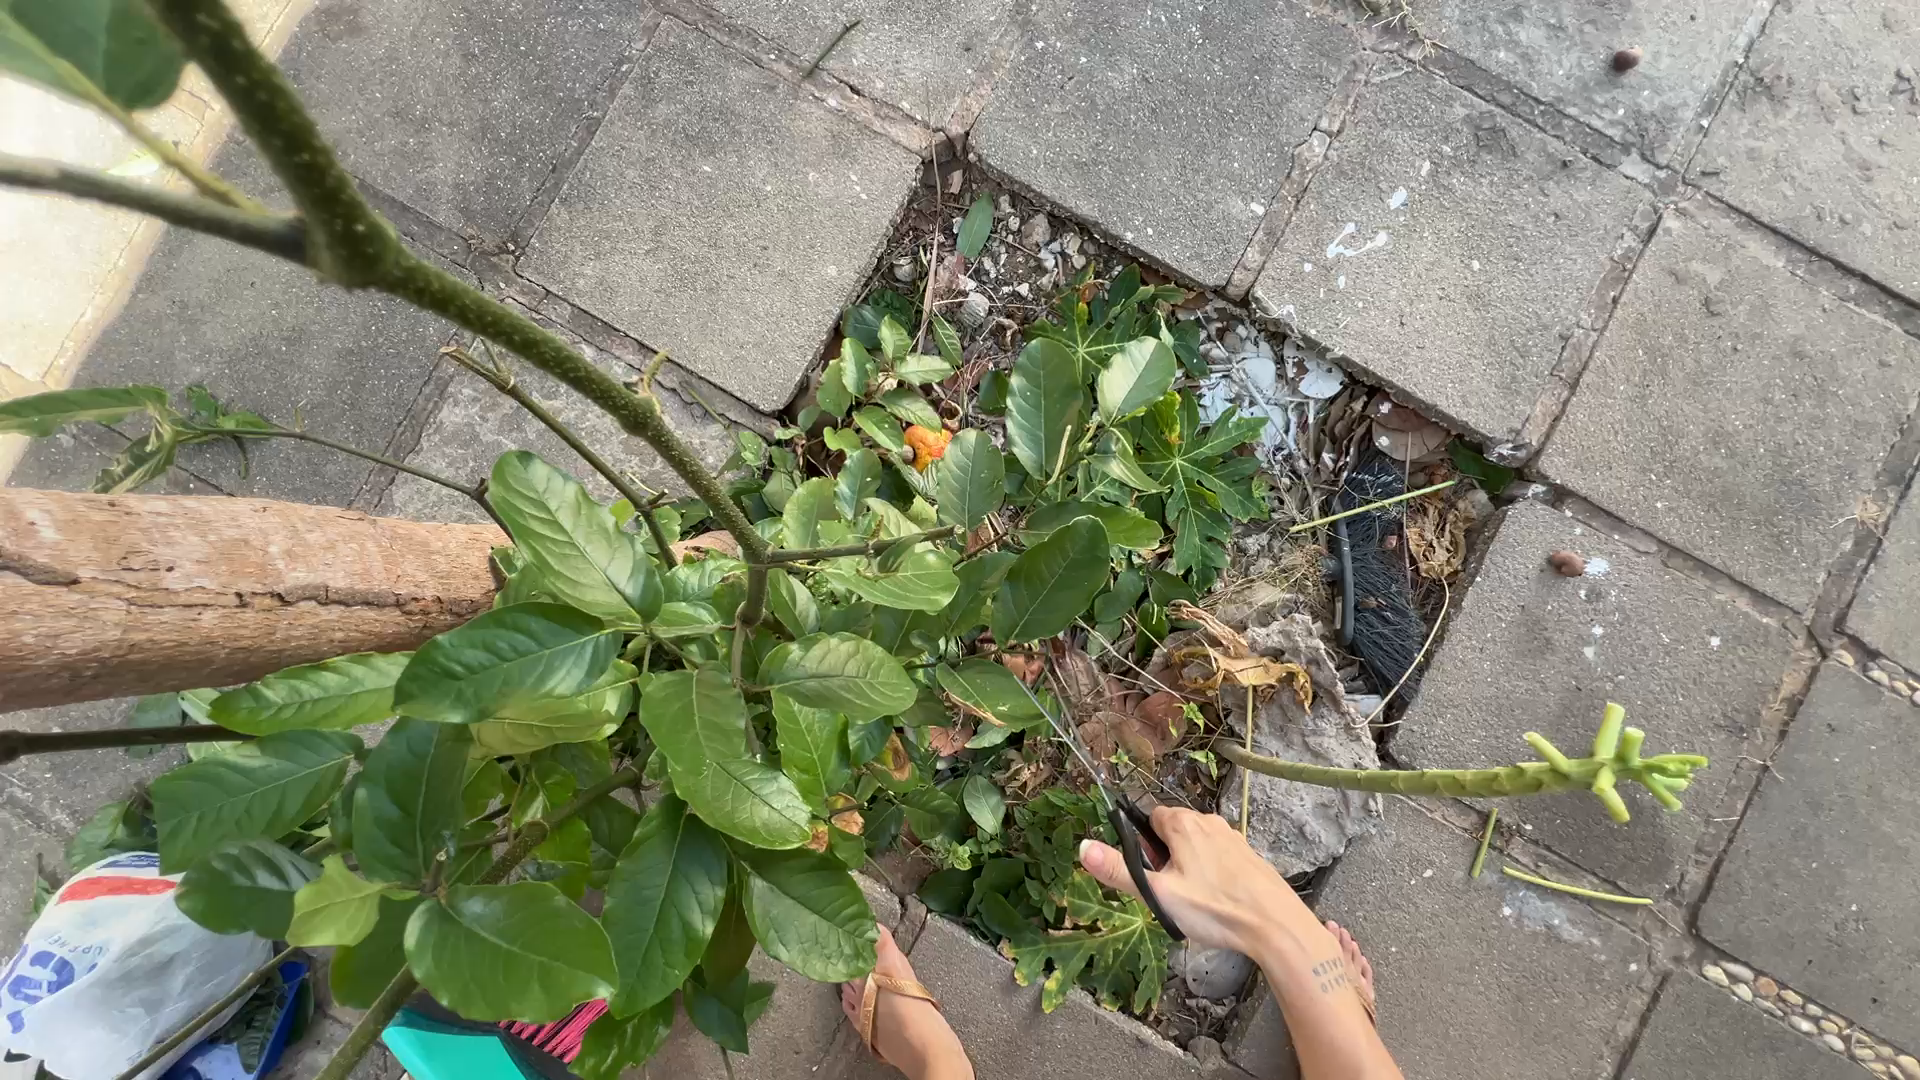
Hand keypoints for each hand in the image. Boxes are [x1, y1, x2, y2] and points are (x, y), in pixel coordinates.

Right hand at [1079, 806, 1320, 960]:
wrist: (1277, 926)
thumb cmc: (1215, 908)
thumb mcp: (1159, 894)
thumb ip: (1119, 871)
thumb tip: (1083, 847)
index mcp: (1182, 823)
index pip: (1150, 818)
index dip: (1146, 845)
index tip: (1154, 873)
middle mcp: (1207, 820)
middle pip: (1174, 830)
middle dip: (1168, 855)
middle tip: (1174, 891)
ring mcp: (1232, 836)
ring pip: (1198, 843)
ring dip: (1191, 864)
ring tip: (1198, 900)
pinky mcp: (1250, 854)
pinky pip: (1220, 856)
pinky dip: (1215, 872)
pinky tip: (1221, 900)